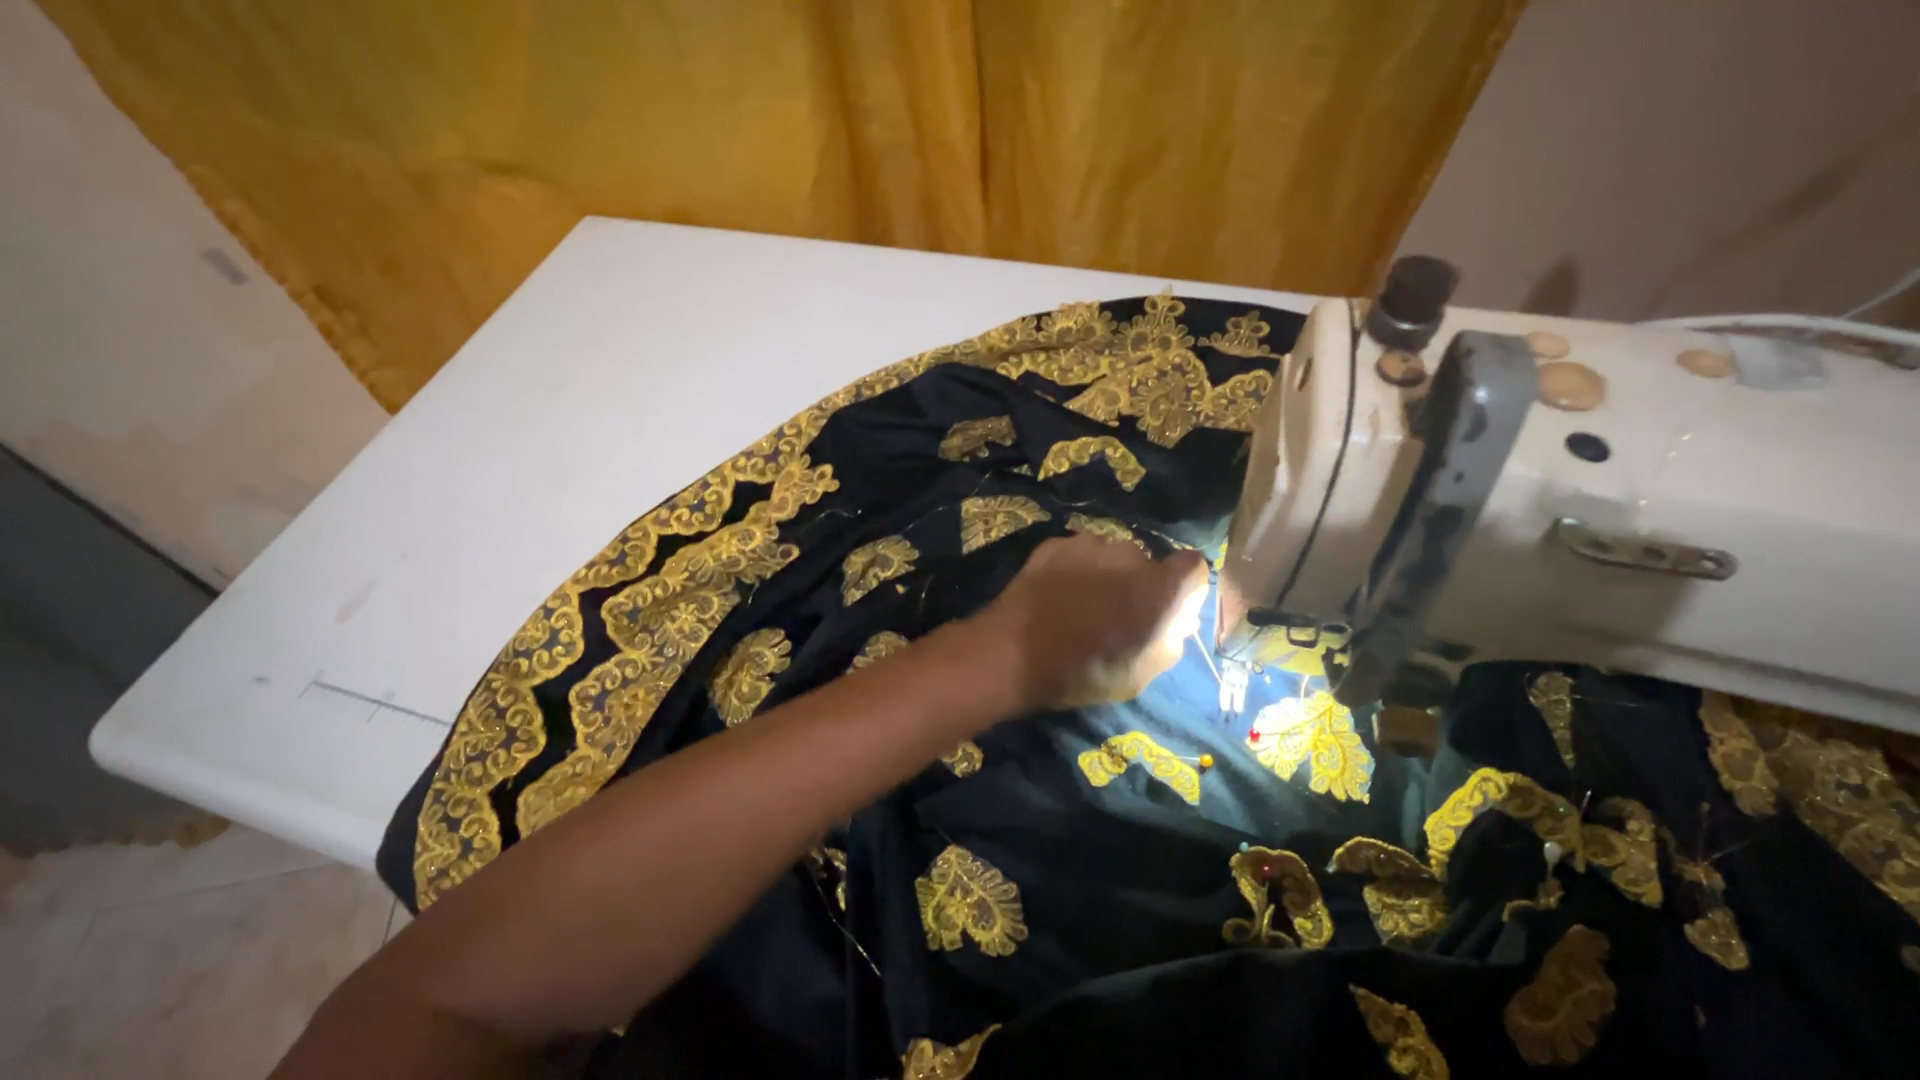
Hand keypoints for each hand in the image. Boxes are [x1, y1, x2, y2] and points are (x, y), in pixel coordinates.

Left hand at [976, 534, 1209, 708]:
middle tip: (1116, 614)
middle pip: (1147, 563)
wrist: (1013, 653)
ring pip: (1111, 555)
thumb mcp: (1142, 673)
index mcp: (1162, 587)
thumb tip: (1179, 619)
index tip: (1166, 609)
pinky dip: (1075, 570)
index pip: (1193, 567)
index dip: (1182, 588)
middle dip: (1138, 583)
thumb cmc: (1085, 671)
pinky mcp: (1056, 544)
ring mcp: (1091, 543)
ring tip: (1081, 605)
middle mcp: (1132, 554)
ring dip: (1105, 574)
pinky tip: (1057, 595)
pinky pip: (1078, 554)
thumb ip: (1170, 639)